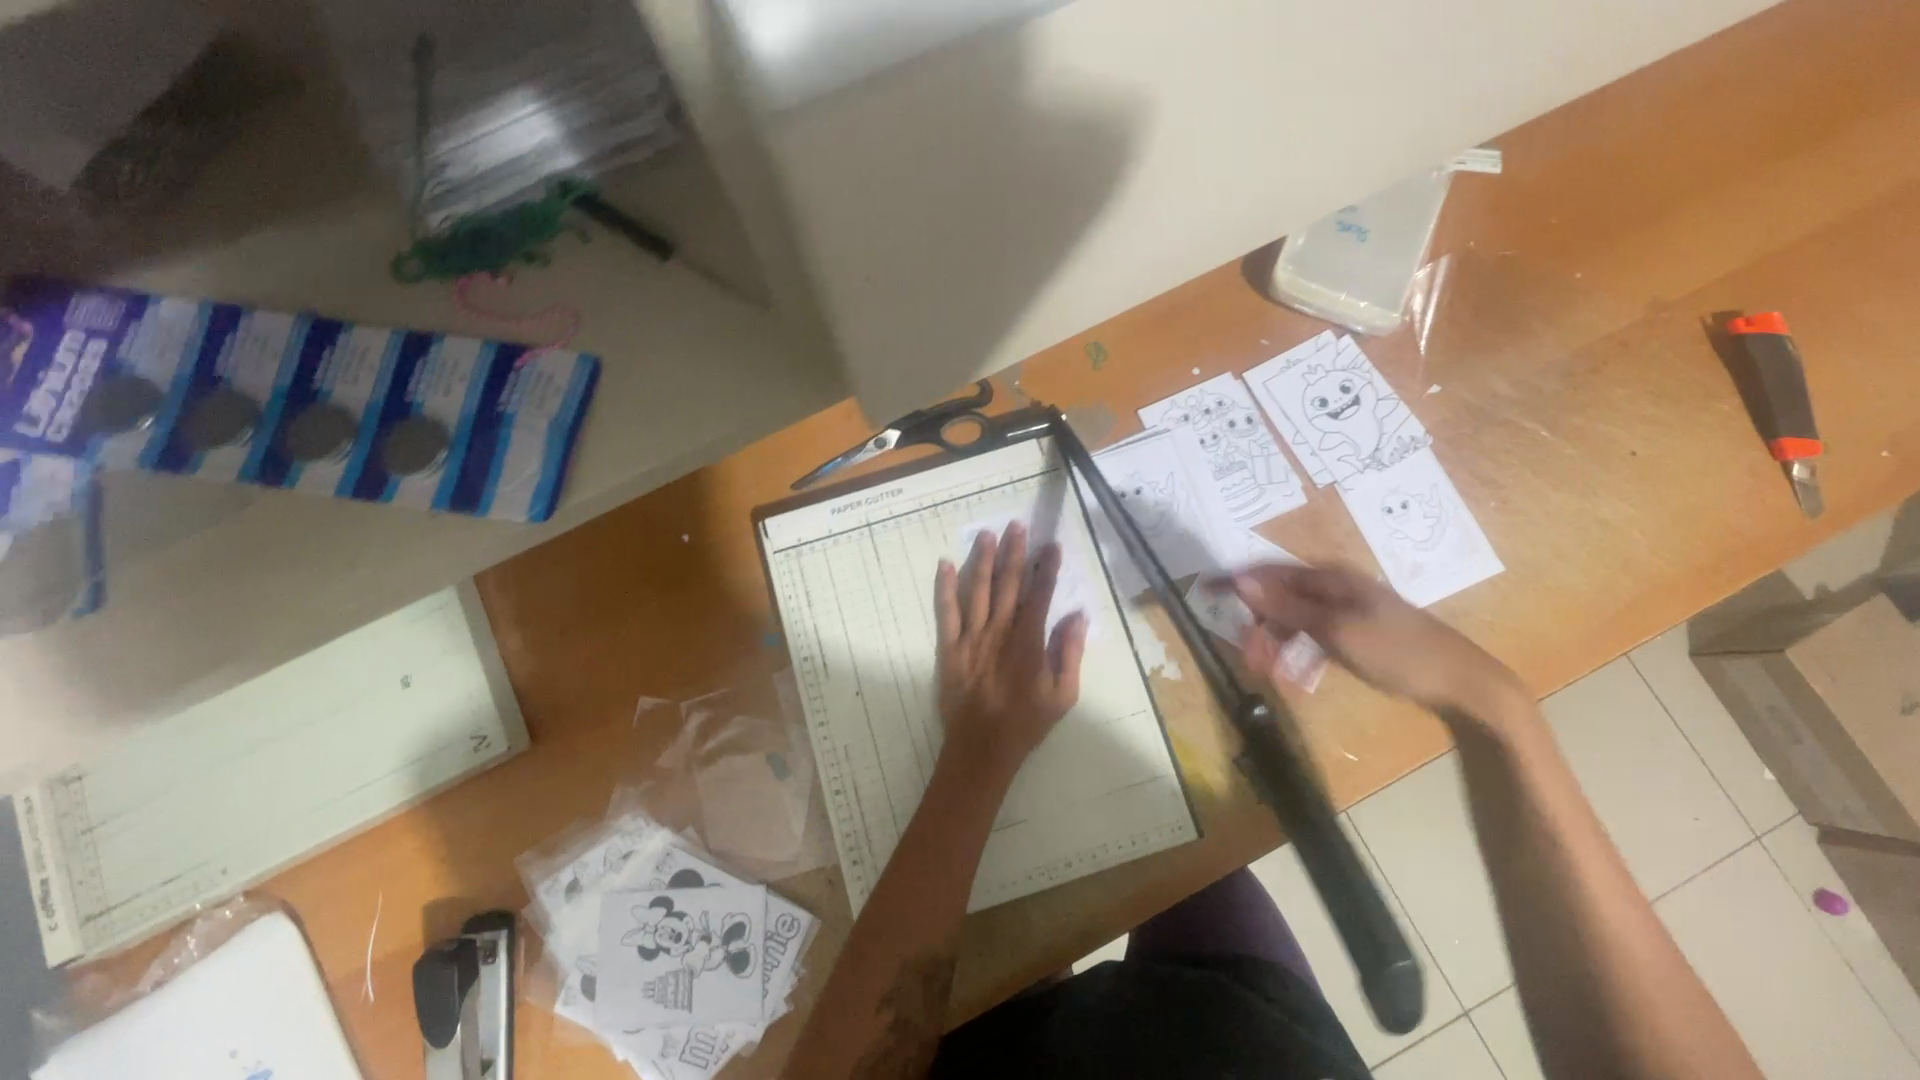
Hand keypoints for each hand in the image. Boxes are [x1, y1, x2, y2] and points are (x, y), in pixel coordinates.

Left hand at [934, 522, 1087, 779]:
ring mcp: (971, 639)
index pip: (1040, 596)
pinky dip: (944, 588)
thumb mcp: (1063, 695)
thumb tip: (1078, 617)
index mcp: (1029, 644)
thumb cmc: (1026, 723)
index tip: (1052, 545)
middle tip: (1018, 525)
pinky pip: (945, 613)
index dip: (1047, 569)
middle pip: (1008, 585)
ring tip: (987, 533)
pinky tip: (944, 564)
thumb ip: (1070, 654)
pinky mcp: (949, 649)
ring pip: (977, 591)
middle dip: (1014, 553)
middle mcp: (999, 634)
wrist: (981, 749)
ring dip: (982, 560)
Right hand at [1229, 563, 1525, 719]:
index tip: (1204, 592)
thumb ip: (1287, 607)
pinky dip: (1300, 656)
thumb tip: (1242, 579)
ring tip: (1272, 676)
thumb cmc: (1397, 651)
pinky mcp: (1354, 633)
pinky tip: (1299, 679)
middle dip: (1258, 627)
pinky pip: (1312, 638)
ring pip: (1293, 622)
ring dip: (1277, 646)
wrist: (1461, 680)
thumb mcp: (1335, 631)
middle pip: (1279, 599)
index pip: (1269, 572)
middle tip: (1248, 660)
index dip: (1235, 581)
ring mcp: (1345, 611)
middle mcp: (1334, 588)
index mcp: (1330, 578)